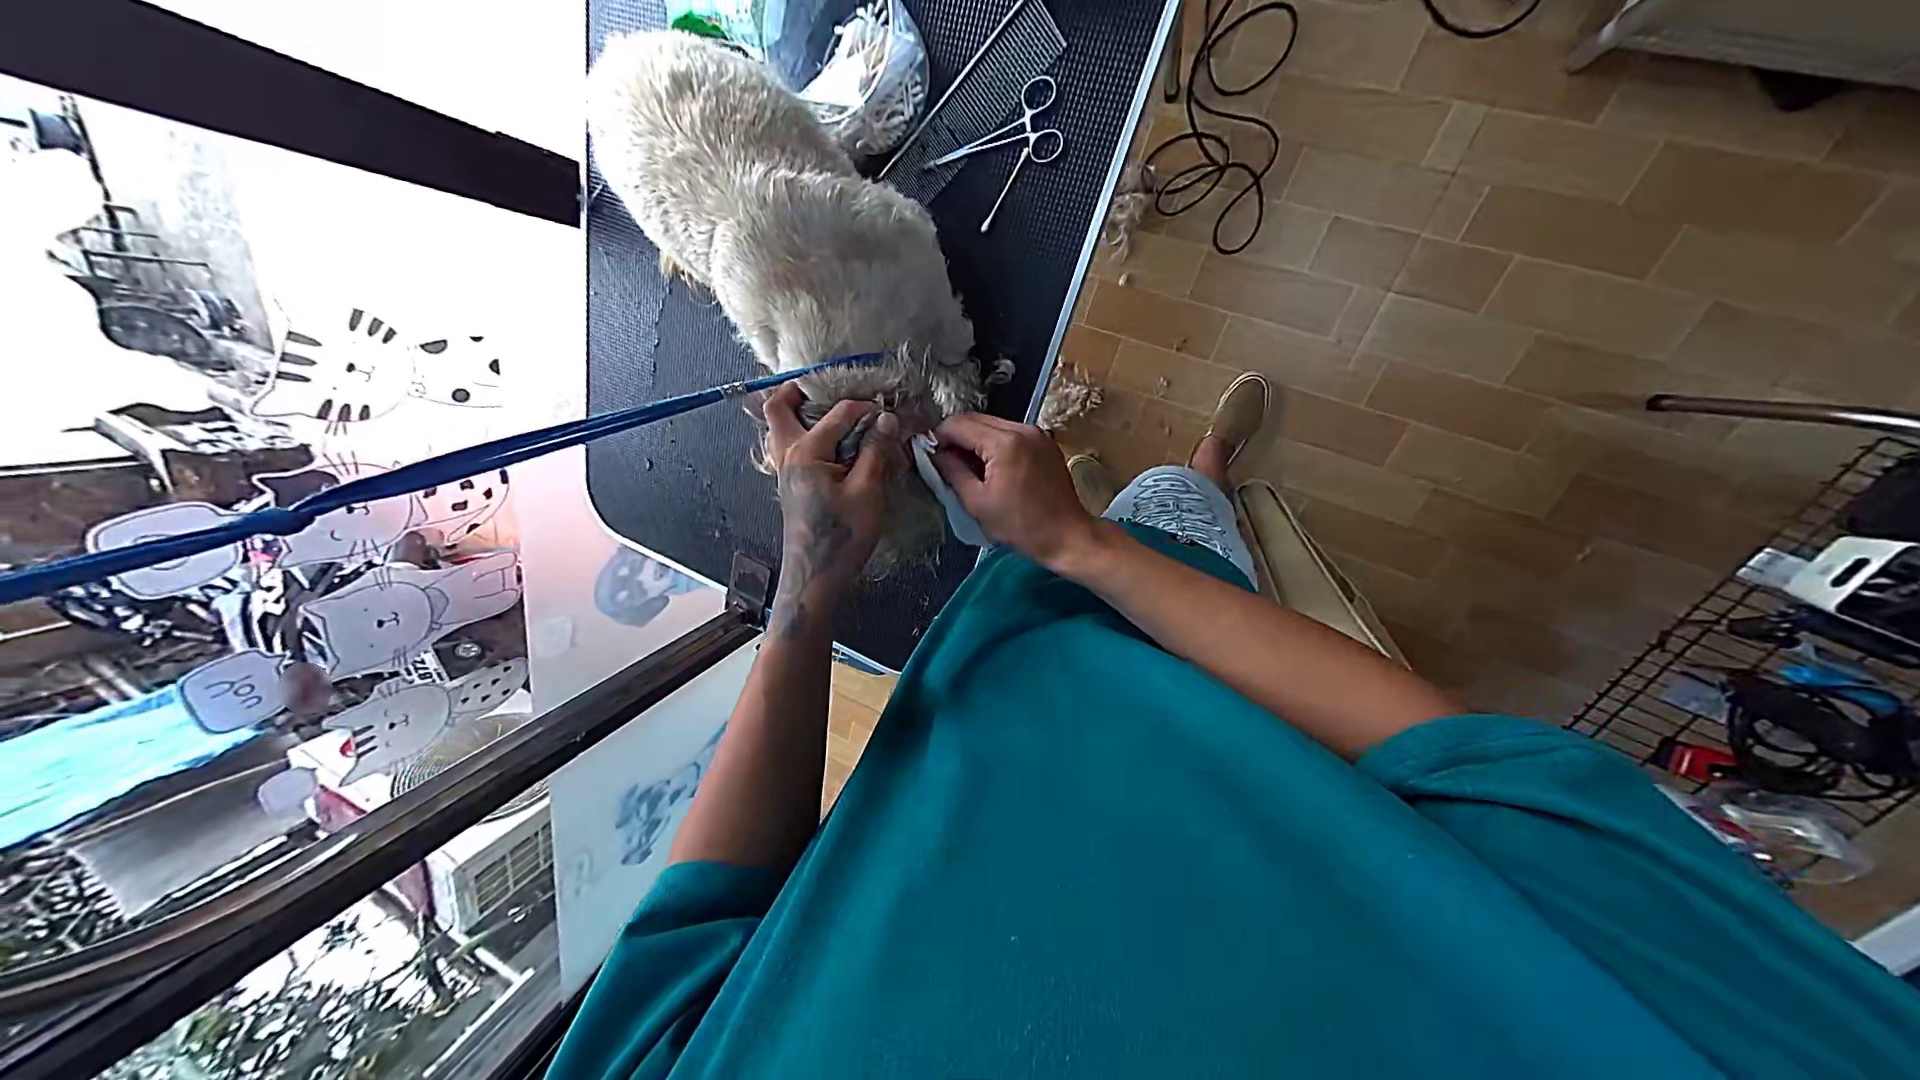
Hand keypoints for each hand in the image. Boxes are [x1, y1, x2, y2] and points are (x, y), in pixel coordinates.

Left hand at [763, 383, 904, 626]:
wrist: (816, 577)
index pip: (837, 414)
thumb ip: (875, 451)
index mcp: (806, 452)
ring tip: (824, 414)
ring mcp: (785, 473)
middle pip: (777, 410)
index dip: (865, 409)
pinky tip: (830, 449)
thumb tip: (886, 420)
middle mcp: (788, 456)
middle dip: (796, 392)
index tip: (889, 415)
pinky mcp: (792, 488)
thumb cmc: (842, 536)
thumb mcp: (868, 491)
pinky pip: (788, 450)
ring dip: (795, 415)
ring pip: (778, 431)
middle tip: (820, 388)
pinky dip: (803, 438)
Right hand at [930, 412, 1099, 569]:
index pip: (959, 425)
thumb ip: (952, 471)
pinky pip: (1010, 433)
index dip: (938, 437)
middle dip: (956, 436)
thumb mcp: (976, 502)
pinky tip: (991, 467)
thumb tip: (935, 453)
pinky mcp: (1045, 442)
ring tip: (968, 467)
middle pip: (976, 419)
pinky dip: (995, 444)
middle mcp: (1023, 429)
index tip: (930, 455)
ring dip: (975, 440)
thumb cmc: (1020, 526)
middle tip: (945, 461)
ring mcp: (1037, 433)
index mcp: (1004, 443)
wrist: (1066, 536)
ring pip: (993, 424)